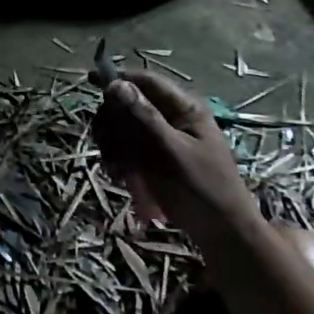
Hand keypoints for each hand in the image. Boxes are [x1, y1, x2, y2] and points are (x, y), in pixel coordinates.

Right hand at [92, 71, 259, 243]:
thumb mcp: (171, 152)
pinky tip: (120, 177)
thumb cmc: (202, 190)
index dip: (119, 79)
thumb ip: (144, 118)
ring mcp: (165, 139)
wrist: (223, 234)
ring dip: (115, 145)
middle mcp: (174, 118)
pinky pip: (130, 150)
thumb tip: (117, 85)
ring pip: (126, 128)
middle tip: (104, 144)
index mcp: (185, 109)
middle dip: (113, 122)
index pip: (146, 81)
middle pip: (131, 104)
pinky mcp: (158, 159)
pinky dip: (121, 161)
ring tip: (116, 169)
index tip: (90, 81)